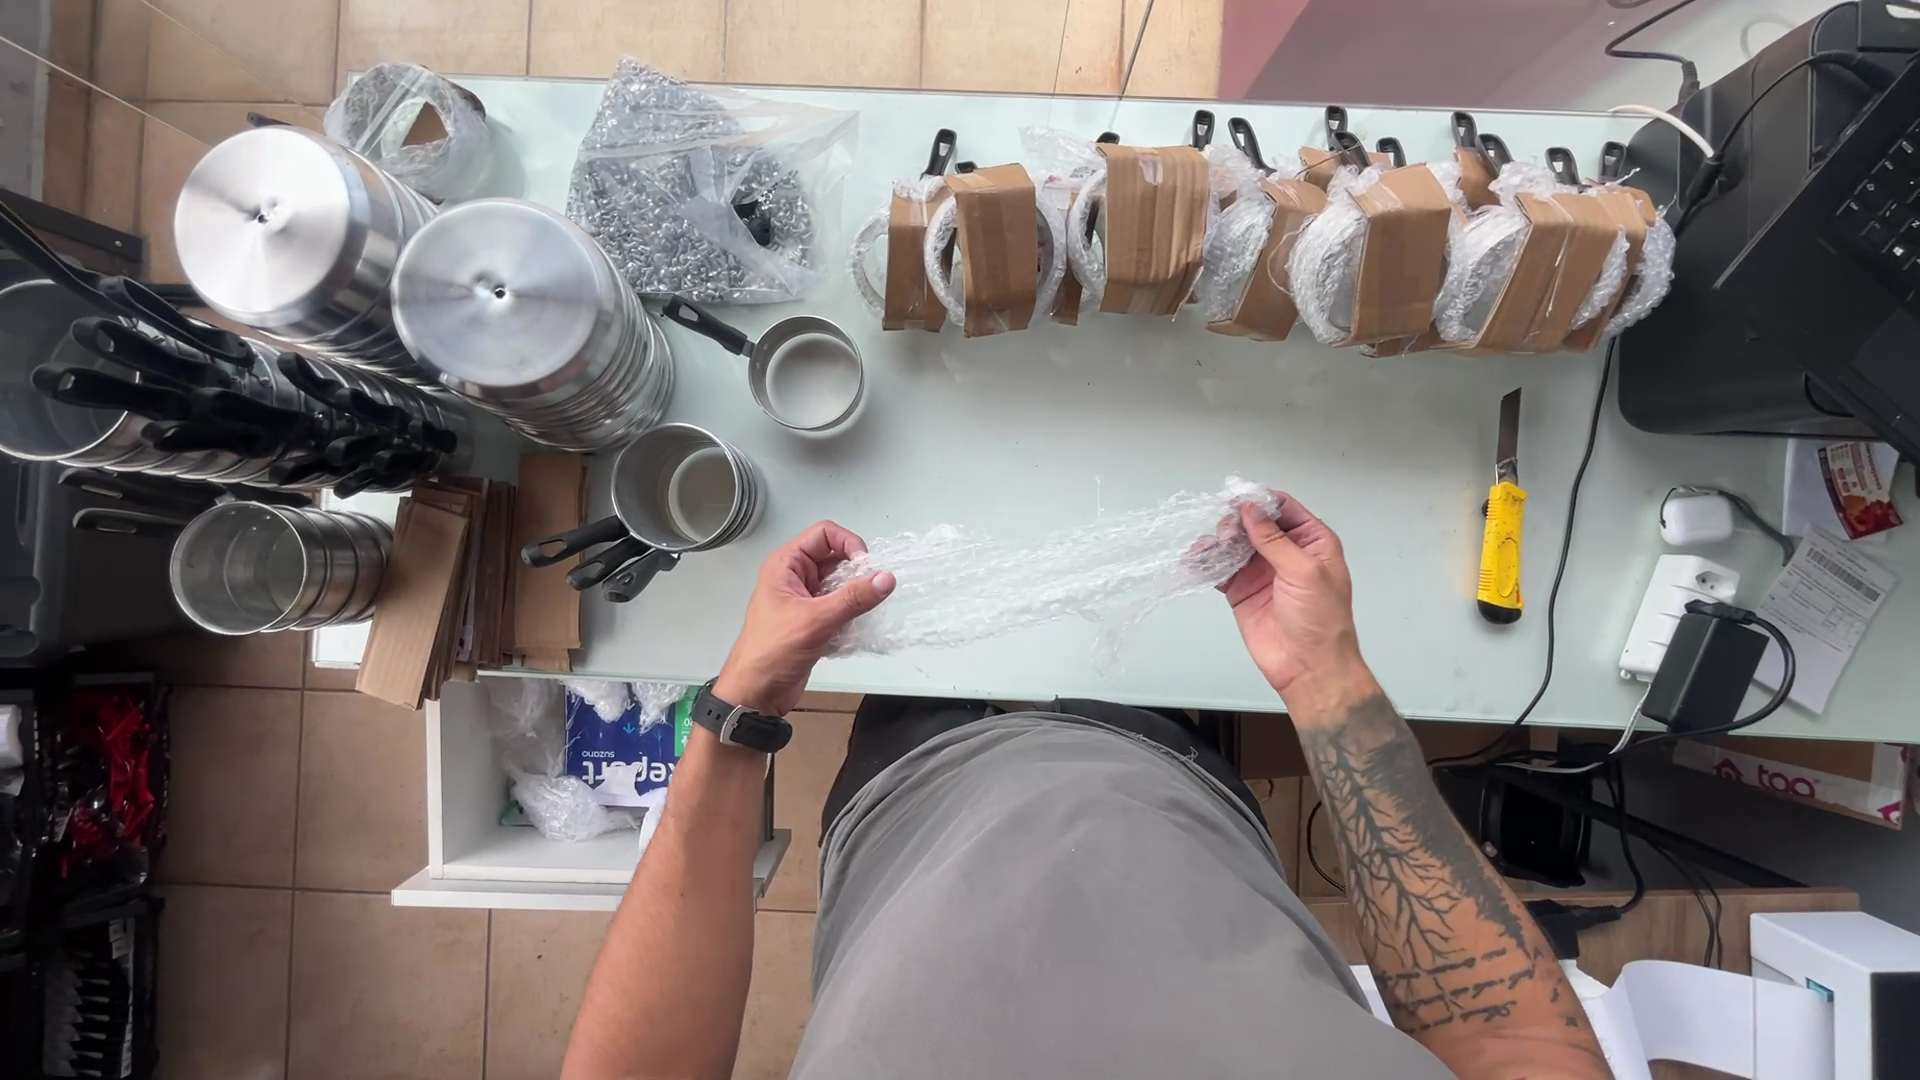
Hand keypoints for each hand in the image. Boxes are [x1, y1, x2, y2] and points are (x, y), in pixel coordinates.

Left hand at [712, 521, 894, 716]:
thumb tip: (885, 578)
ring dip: (856, 594)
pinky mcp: (813, 620)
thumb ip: (853, 598)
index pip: (824, 534)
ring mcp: (804, 599)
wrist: (755, 694)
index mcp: (785, 565)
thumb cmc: (772, 653)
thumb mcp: (816, 621)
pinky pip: (840, 605)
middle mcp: (795, 577)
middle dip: (857, 571)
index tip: (865, 566)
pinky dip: (853, 613)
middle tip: (872, 589)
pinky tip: (856, 627)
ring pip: (840, 583)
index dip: (848, 543)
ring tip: (865, 610)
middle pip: (835, 557)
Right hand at [1219, 496, 1375, 713]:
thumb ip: (1274, 540)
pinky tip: (1198, 561)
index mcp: (1312, 543)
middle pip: (1254, 523)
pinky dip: (1207, 563)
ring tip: (1209, 547)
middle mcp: (1286, 553)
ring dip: (1218, 542)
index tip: (1237, 499)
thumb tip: (1252, 511)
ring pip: (1234, 544)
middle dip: (1235, 522)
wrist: (1307, 666)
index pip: (1284, 509)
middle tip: (1224, 531)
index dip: (1261, 501)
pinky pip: (1220, 570)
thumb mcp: (1304, 572)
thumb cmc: (1323, 623)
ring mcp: (1262, 571)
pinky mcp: (1242, 590)